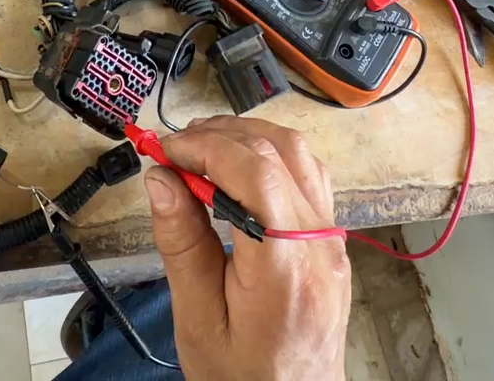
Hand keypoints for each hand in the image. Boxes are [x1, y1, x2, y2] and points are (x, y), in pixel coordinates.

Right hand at [146, 116, 351, 380]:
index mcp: (286, 269)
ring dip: (244, 136)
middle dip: (217, 136)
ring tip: (201, 149)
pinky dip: (269, 152)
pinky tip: (239, 166)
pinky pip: (307, 170)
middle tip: (174, 150)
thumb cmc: (243, 375)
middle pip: (274, 152)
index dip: (205, 148)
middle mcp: (319, 244)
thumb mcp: (198, 319)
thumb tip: (160, 177)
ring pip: (295, 151)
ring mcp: (332, 238)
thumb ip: (182, 243)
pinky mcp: (332, 237)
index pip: (254, 174)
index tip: (165, 151)